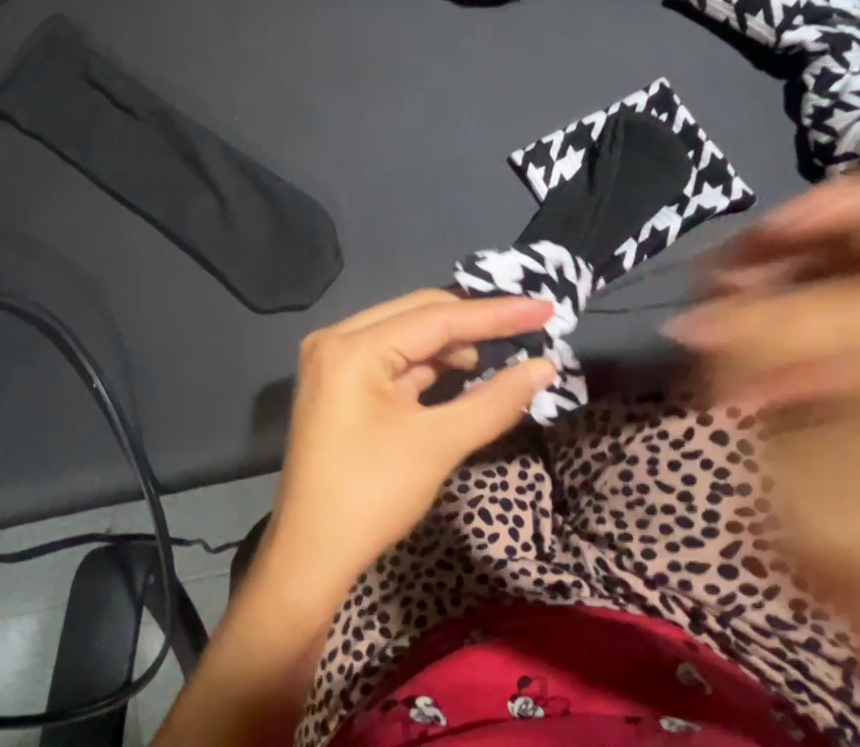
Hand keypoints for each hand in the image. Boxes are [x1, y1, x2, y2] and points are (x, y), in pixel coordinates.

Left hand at [267, 290, 558, 586]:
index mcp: (351, 347)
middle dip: (474, 322)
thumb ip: (495, 400)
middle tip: (530, 326)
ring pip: (404, 335)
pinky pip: (390, 358)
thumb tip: (545, 367)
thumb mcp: (438, 444)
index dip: (496, 313)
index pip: (435, 317)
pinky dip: (428, 364)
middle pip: (417, 315)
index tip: (547, 307)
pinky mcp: (337, 383)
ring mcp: (331, 361)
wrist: (312, 551)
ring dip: (452, 344)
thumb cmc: (372, 494)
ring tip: (502, 353)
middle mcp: (335, 339)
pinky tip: (463, 369)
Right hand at [665, 172, 859, 414]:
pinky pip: (804, 291)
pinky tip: (721, 322)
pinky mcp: (840, 356)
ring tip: (715, 296)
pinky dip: (756, 291)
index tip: (776, 237)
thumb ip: (770, 384)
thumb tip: (700, 317)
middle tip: (734, 266)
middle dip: (801, 227)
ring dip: (768, 259)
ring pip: (838, 253)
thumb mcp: (821, 471)